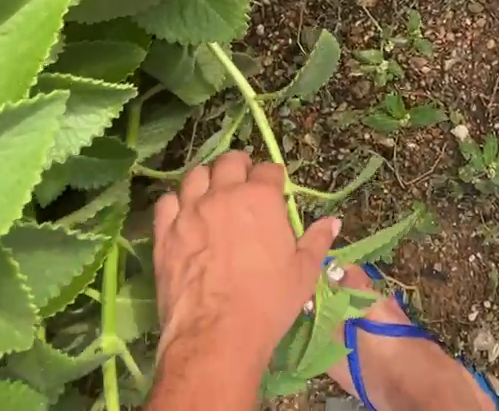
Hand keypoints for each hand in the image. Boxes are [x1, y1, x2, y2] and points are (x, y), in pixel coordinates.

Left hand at [151, 152, 340, 379]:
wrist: (215, 337)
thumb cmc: (267, 302)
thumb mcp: (303, 272)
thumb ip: (317, 241)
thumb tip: (333, 221)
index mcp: (261, 197)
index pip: (269, 169)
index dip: (273, 179)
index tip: (274, 191)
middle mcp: (225, 194)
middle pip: (230, 161)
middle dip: (239, 167)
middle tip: (243, 183)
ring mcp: (191, 212)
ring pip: (196, 175)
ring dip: (207, 179)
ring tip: (212, 193)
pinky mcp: (165, 234)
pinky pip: (165, 202)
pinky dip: (175, 203)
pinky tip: (182, 216)